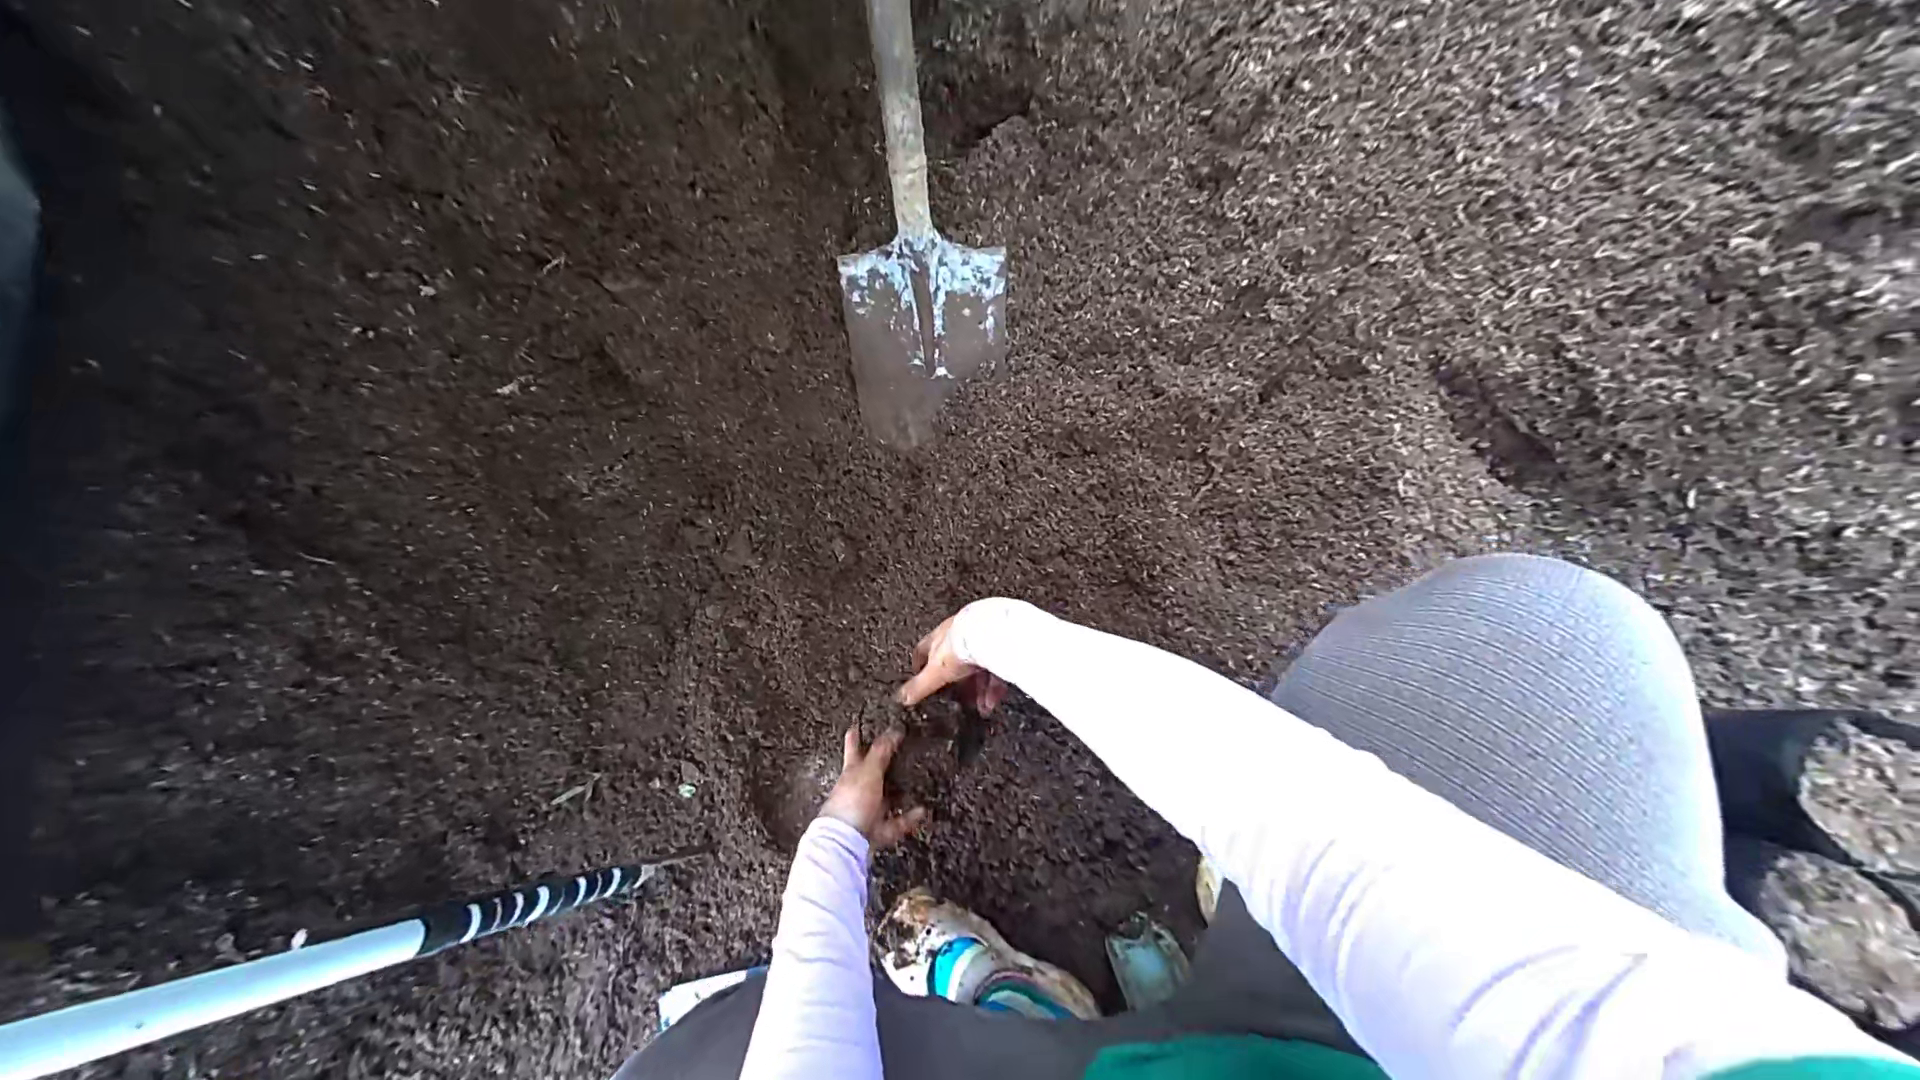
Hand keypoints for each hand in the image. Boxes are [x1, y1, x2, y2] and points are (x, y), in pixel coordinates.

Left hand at [818, 727, 927, 846]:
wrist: (844, 842)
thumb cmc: (851, 801)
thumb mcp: (869, 770)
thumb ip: (882, 751)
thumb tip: (894, 730)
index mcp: (851, 771)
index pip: (853, 747)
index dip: (855, 736)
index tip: (857, 725)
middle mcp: (857, 790)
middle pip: (872, 772)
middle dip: (883, 766)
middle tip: (897, 755)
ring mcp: (867, 811)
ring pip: (886, 798)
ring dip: (900, 793)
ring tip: (917, 784)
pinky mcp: (877, 830)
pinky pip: (897, 822)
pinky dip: (910, 817)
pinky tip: (923, 811)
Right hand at [895, 611, 1008, 713]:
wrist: (991, 633)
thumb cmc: (960, 644)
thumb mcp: (936, 672)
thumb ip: (920, 686)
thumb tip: (902, 698)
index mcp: (939, 637)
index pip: (924, 650)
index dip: (921, 665)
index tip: (920, 678)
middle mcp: (959, 634)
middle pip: (955, 663)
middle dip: (958, 686)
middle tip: (960, 703)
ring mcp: (980, 637)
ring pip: (977, 667)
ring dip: (978, 690)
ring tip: (982, 708)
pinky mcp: (999, 643)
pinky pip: (995, 667)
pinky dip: (993, 686)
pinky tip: (993, 701)